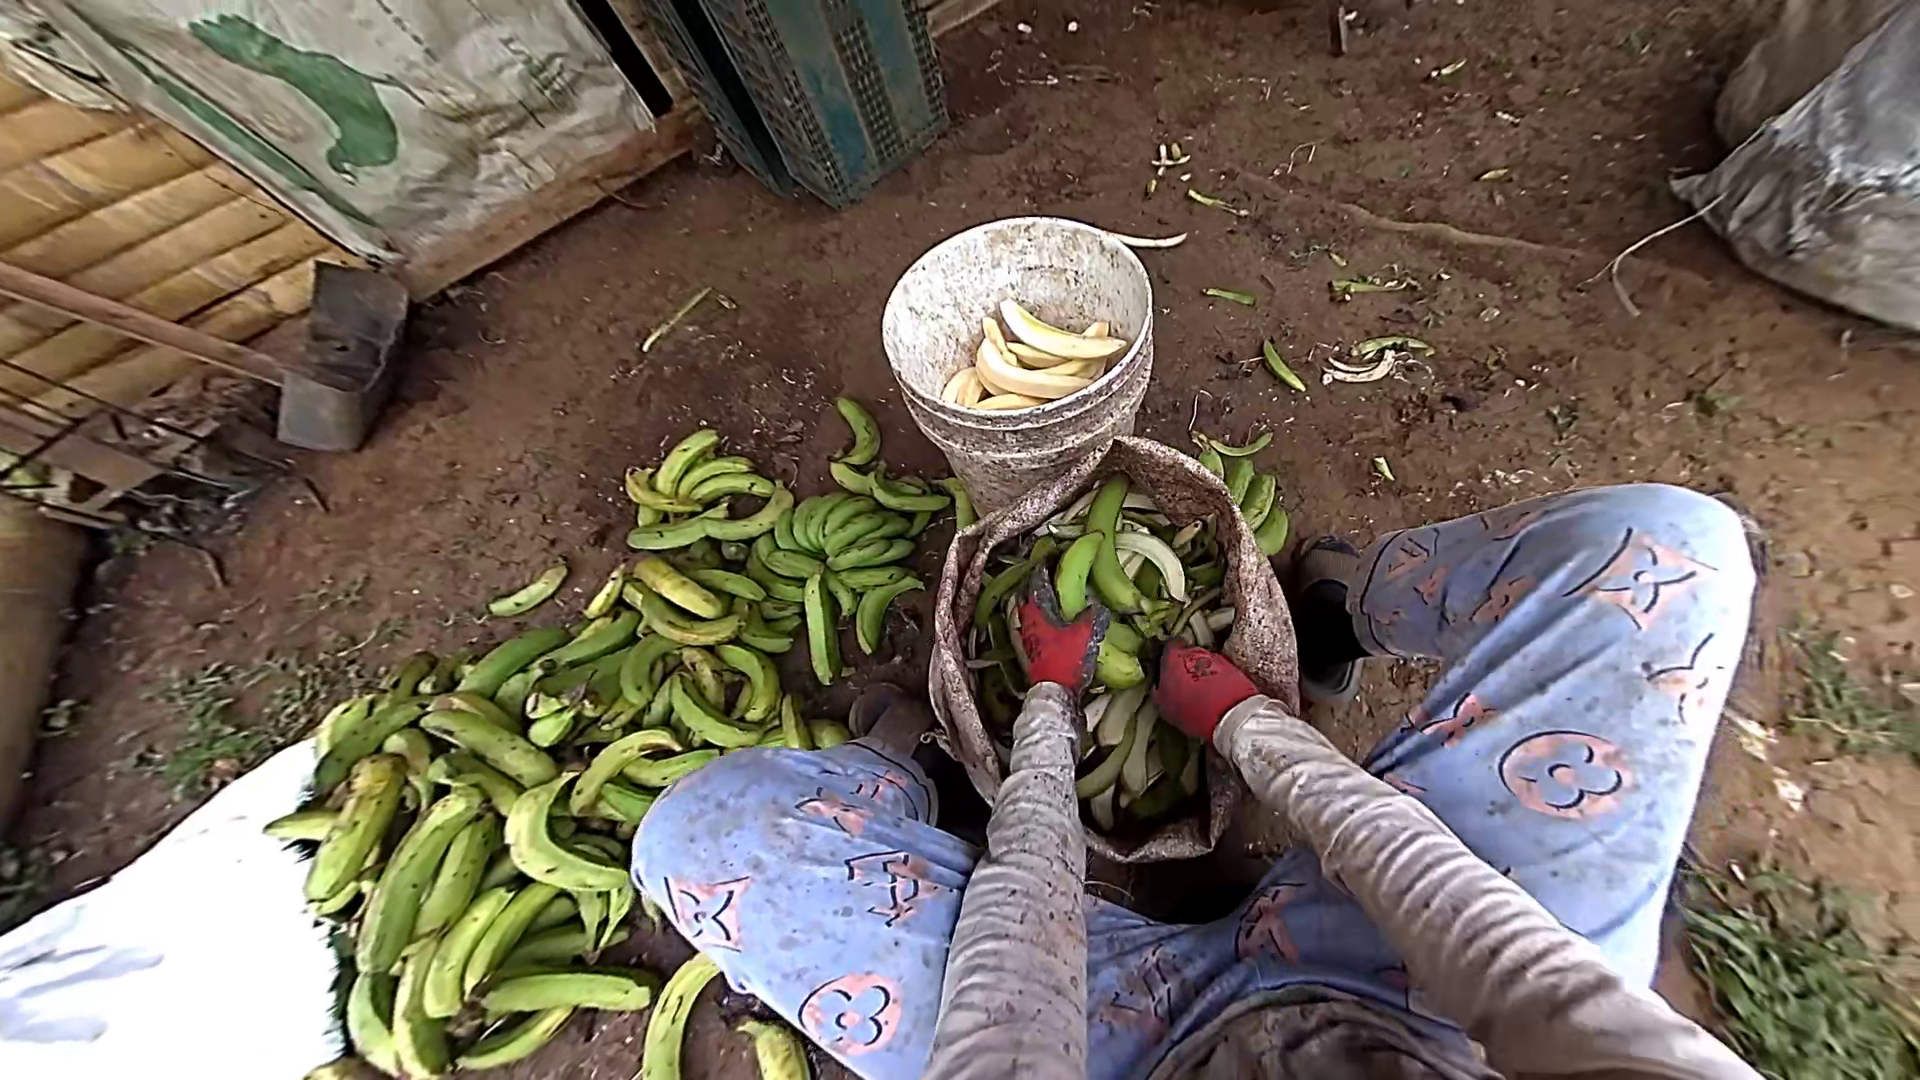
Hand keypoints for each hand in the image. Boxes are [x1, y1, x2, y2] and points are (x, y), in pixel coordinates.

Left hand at [1014, 565, 1108, 694]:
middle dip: (1036, 580)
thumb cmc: (1066, 662)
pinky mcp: (1027, 647)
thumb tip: (1097, 605)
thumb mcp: (1085, 636)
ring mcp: (1024, 634)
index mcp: (1037, 612)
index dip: (1043, 567)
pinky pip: (1028, 621)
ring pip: (1026, 607)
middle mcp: (1026, 620)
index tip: (1050, 555)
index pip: (1036, 581)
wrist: (1053, 693)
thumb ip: (1091, 617)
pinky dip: (1035, 613)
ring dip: (1034, 597)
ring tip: (1046, 590)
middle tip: (1047, 571)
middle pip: (1027, 593)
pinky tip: (1045, 617)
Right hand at [1154, 642, 1258, 742]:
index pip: (1168, 644)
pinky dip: (1217, 680)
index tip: (1166, 666)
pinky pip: (1220, 672)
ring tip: (1201, 691)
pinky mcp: (1235, 669)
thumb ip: (1158, 689)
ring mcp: (1217, 658)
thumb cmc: (1191, 709)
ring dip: (1201, 671)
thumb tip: (1157, 685)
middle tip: (1183, 681)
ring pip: (1204, 662)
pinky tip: (1216, 696)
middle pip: (1187, 652)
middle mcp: (1195, 651)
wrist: (1232, 717)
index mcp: (1173, 656)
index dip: (1167, 654)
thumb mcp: (1162, 705)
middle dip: (1185, 664)